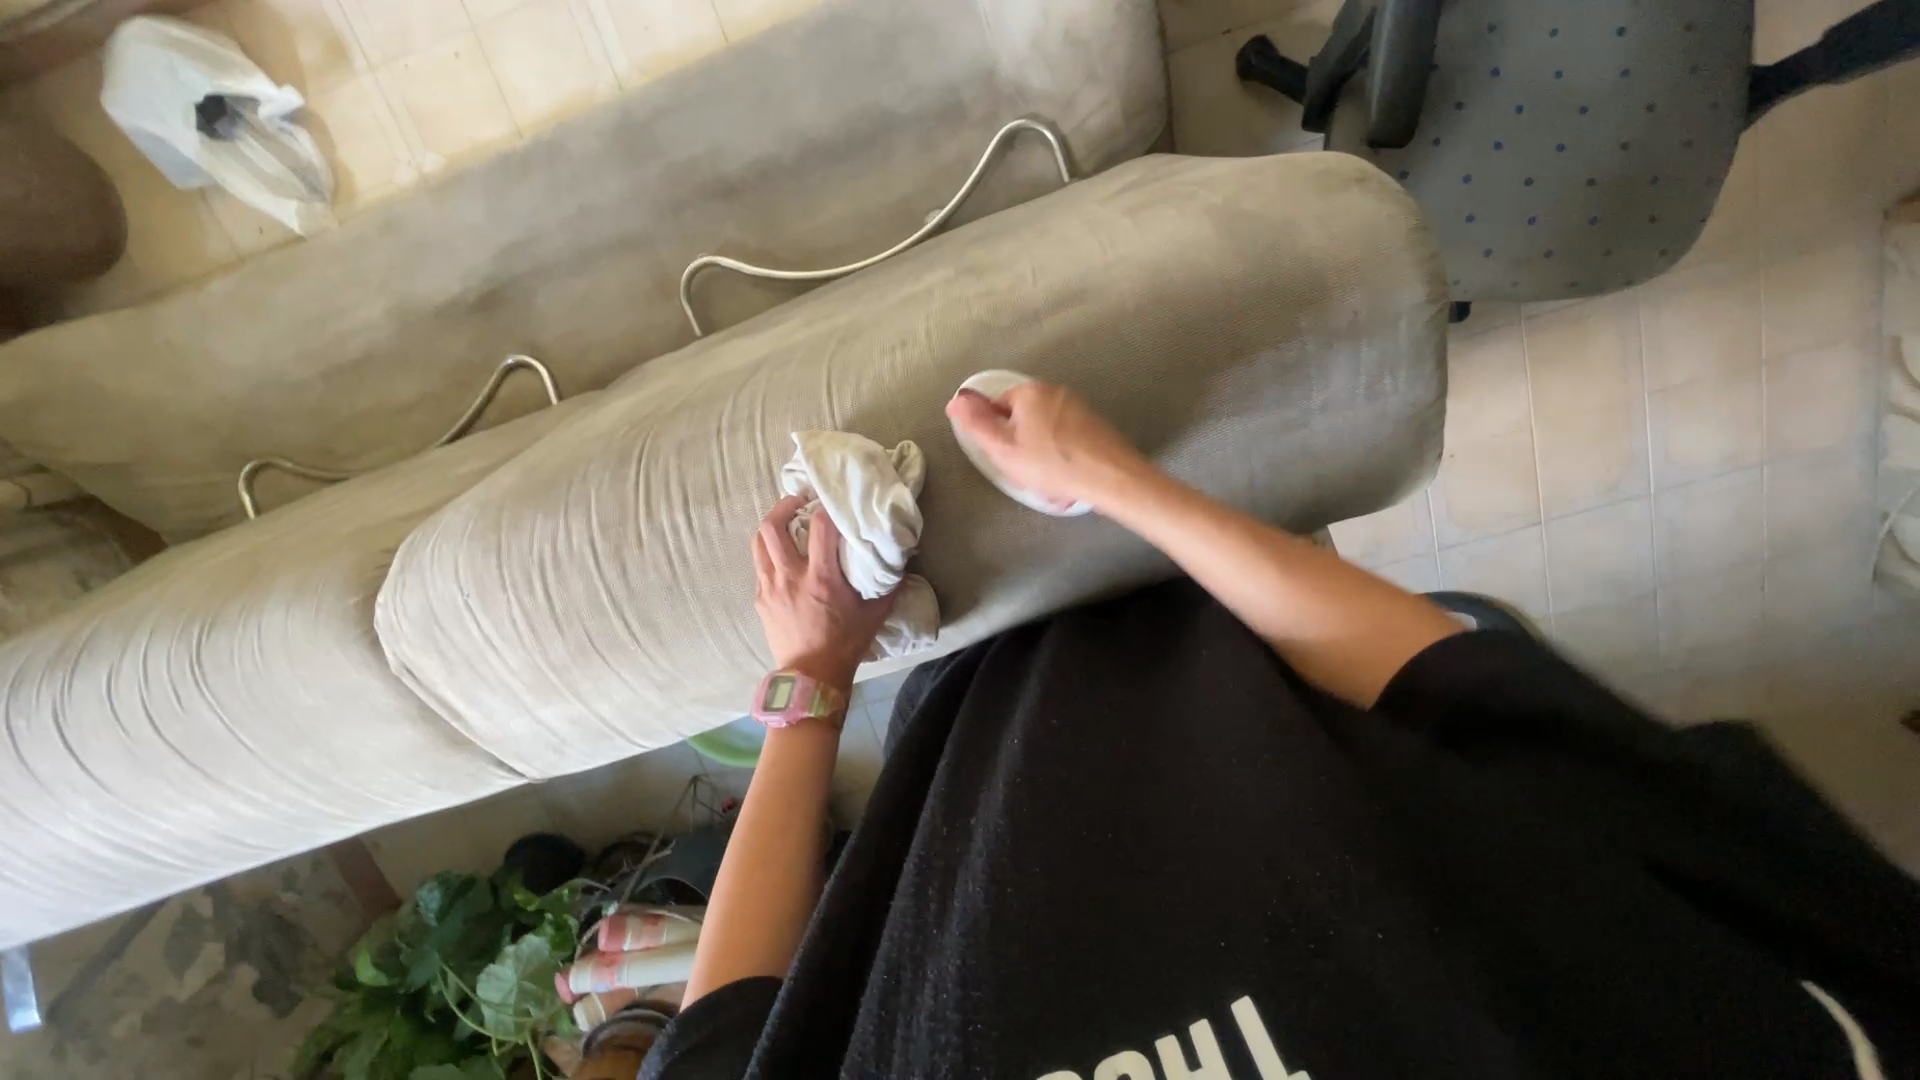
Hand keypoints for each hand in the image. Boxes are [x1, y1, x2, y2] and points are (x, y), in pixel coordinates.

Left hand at [751, 495, 896, 689]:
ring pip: (759, 542)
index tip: (832, 499)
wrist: (812, 676)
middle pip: (773, 526)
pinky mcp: (760, 598)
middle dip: (785, 506)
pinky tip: (783, 555)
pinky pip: (760, 565)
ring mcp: (770, 587)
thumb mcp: (874, 613)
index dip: (826, 506)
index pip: (820, 527)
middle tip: (799, 501)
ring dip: (771, 526)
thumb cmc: (846, 644)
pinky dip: (770, 552)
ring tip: (786, 521)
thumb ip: (887, 585)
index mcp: (821, 578)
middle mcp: (790, 577)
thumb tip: (901, 562)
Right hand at [945, 381, 1150, 510]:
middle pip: (1024, 422)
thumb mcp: (1003, 448)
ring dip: (1044, 460)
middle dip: (1023, 449)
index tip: (1007, 460)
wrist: (1111, 477)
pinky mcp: (1096, 425)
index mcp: (1029, 392)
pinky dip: (1064, 461)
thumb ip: (976, 423)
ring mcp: (1079, 407)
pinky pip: (1068, 443)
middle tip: (1029, 475)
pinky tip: (1069, 482)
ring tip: (1051, 484)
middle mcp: (1055, 391)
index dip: (998, 437)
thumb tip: (955, 399)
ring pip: (1047, 436)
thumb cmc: (1050, 464)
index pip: (998, 409)